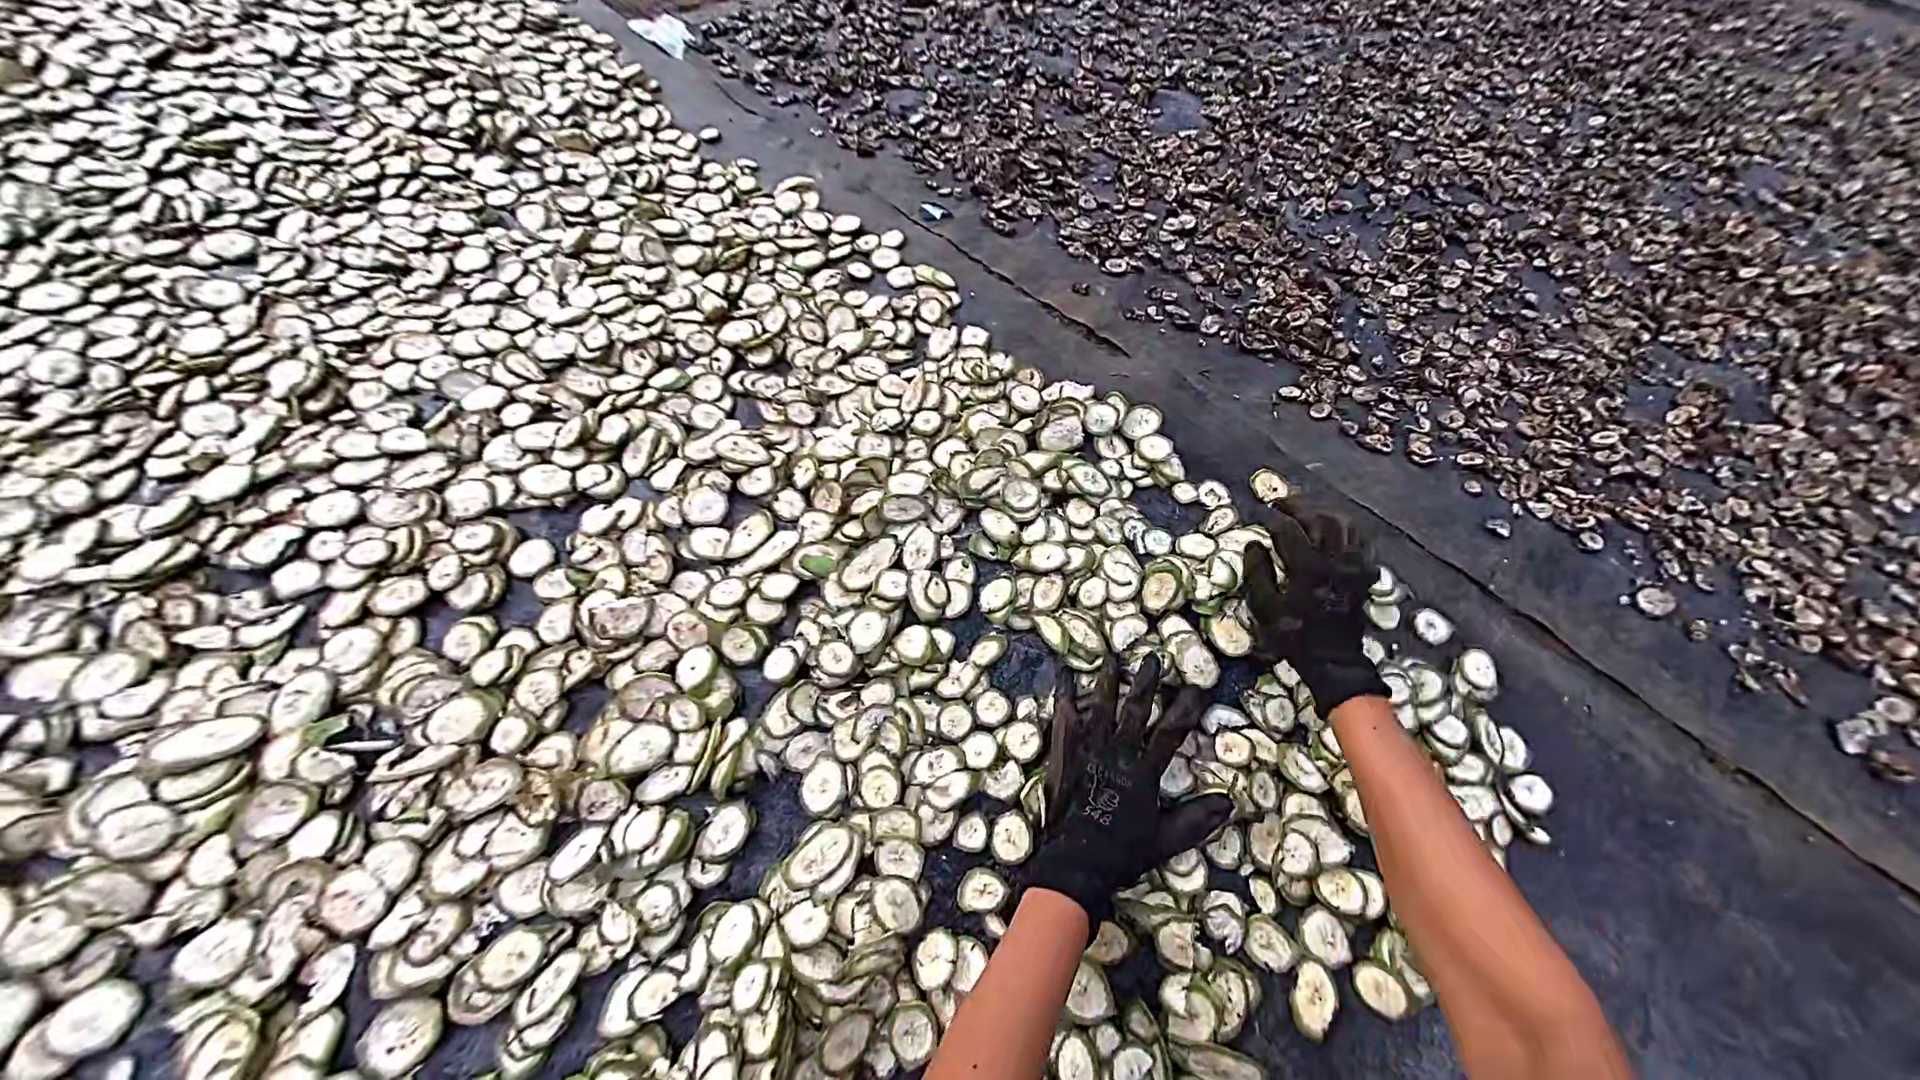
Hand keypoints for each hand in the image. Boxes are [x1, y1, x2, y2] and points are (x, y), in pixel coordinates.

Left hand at [1023, 655, 1233, 933]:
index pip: (1171, 732)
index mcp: (1143, 771)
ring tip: (1111, 660)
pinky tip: (1063, 678)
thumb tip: (1229, 802)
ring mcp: (1088, 750)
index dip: (1186, 708)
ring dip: (1107, 682)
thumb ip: (1196, 820)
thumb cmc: (1124, 852)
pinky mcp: (1065, 755)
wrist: (1077, 860)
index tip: (1198, 687)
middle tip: (1152, 660)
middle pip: (1134, 710)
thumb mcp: (1167, 840)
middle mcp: (1117, 753)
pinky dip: (1064, 698)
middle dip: (1145, 684)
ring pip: (1100, 708)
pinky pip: (1064, 720)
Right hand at [1244, 503, 1388, 712]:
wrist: (1332, 659)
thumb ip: (1258, 572)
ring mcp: (1354, 566)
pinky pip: (1359, 541)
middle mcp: (1335, 562)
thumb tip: (1253, 545)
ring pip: (1345, 525)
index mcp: (1308, 569)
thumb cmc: (1293, 635)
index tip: (1262, 516)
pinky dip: (1345, 529)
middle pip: (1321, 520)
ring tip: (1306, 511)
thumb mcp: (1265, 608)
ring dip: (1324, 513)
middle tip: (1282, 504)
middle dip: (1300, 507)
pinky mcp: (1363, 573)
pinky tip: (1332, 530)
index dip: (1274, 519)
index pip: (1290, 530)